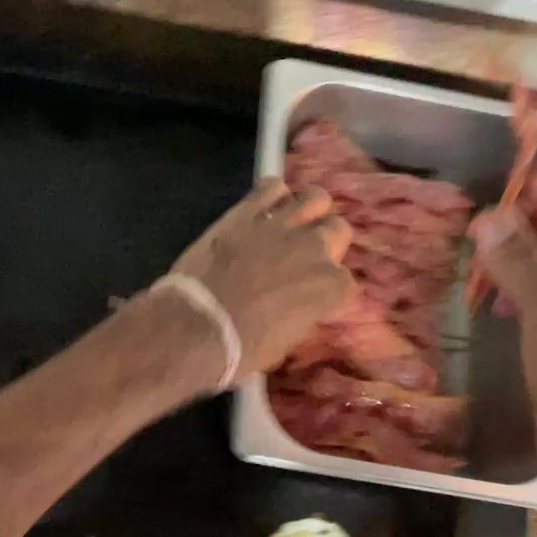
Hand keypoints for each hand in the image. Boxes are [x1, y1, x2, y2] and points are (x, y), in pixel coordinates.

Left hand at [167, 178, 353, 381]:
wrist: (193, 329)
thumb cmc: (237, 350)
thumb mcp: (281, 346)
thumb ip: (300, 317)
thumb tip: (298, 309)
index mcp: (329, 287)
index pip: (343, 282)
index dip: (326, 290)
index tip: (311, 296)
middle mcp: (314, 249)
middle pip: (336, 231)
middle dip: (324, 243)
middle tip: (302, 256)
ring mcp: (282, 225)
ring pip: (314, 198)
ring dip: (307, 210)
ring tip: (292, 222)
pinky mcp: (246, 212)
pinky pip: (272, 186)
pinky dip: (271, 195)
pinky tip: (262, 210)